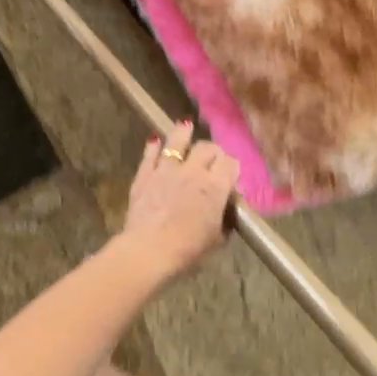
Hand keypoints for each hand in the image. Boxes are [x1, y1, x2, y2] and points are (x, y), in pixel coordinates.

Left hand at [116, 121, 237, 280]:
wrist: (150, 249)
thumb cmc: (189, 249)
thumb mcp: (218, 238)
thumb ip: (224, 218)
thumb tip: (226, 209)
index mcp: (215, 187)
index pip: (230, 163)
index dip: (232, 167)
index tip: (231, 176)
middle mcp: (193, 171)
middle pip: (207, 148)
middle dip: (213, 151)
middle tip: (212, 158)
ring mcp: (166, 169)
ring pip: (177, 141)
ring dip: (183, 133)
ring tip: (185, 127)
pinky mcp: (144, 174)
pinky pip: (150, 154)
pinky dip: (154, 146)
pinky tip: (155, 141)